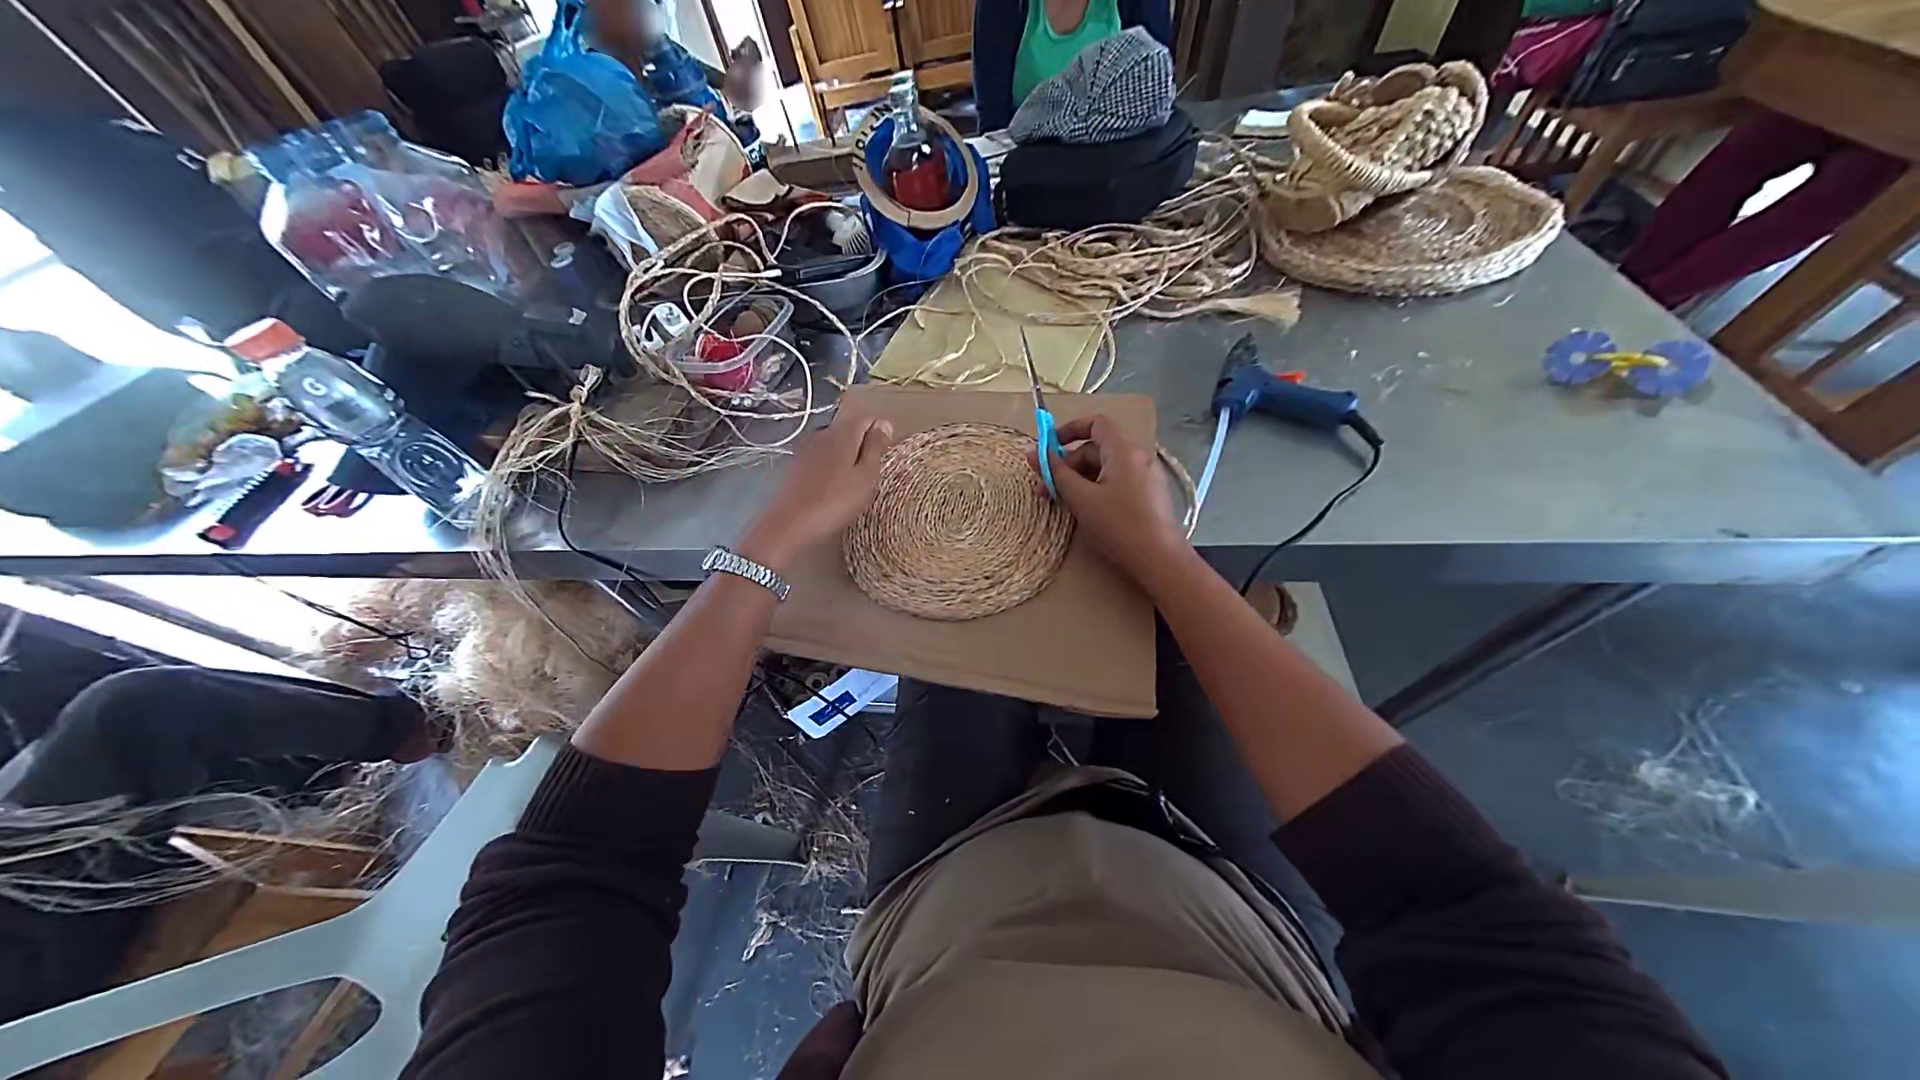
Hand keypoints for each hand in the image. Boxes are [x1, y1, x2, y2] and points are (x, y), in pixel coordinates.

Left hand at [737, 414, 894, 571]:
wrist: (790, 523)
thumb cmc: (835, 501)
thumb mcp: (866, 476)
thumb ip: (875, 447)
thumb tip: (884, 423)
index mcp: (842, 433)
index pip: (866, 418)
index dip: (880, 431)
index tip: (887, 453)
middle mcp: (822, 433)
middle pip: (849, 429)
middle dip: (863, 444)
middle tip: (872, 472)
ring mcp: (806, 448)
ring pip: (834, 443)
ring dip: (847, 456)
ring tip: (854, 481)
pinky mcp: (796, 464)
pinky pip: (822, 457)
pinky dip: (832, 466)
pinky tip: (834, 486)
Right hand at [1029, 415, 1188, 586]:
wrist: (1159, 559)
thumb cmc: (1118, 525)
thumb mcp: (1080, 498)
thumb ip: (1056, 473)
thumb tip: (1034, 453)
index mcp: (1123, 450)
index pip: (1095, 423)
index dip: (1068, 430)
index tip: (1047, 447)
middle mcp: (1137, 456)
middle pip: (1095, 449)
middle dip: (1067, 465)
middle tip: (1045, 489)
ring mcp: (1145, 476)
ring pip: (1104, 468)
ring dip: (1078, 480)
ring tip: (1060, 503)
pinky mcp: (1147, 495)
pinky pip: (1116, 482)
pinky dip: (1095, 489)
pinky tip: (1084, 510)